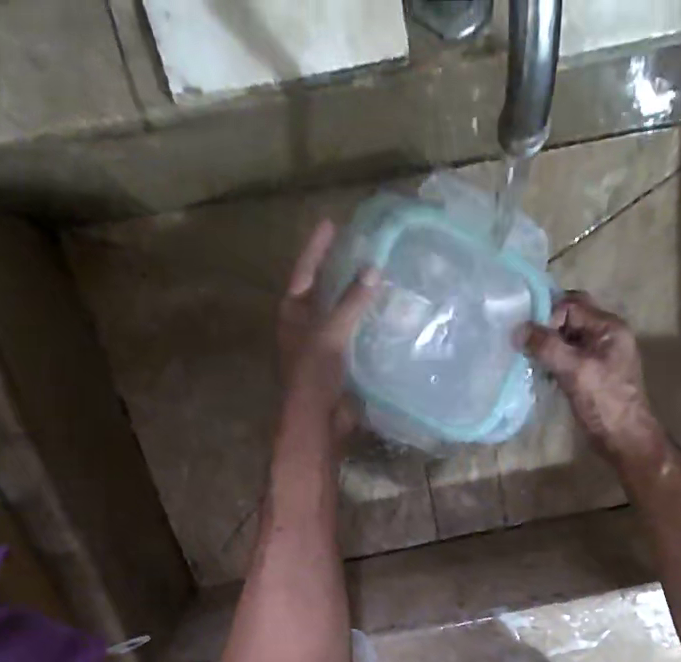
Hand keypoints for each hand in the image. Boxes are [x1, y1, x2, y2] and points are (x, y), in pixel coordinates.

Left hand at [278, 221, 379, 430]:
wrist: (317, 421)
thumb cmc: (313, 374)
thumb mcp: (330, 333)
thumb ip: (351, 301)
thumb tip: (373, 269)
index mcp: (293, 313)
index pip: (305, 270)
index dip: (318, 246)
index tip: (332, 222)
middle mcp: (304, 324)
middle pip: (322, 288)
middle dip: (340, 269)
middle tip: (361, 244)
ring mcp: (321, 343)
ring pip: (340, 311)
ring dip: (357, 295)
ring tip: (379, 272)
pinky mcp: (339, 361)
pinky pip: (355, 333)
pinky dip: (368, 321)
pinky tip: (388, 312)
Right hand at [518, 292, 668, 467]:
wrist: (624, 439)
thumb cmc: (605, 402)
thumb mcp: (575, 370)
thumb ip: (547, 347)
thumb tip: (518, 330)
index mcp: (609, 327)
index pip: (572, 304)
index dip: (548, 314)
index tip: (529, 336)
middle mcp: (605, 335)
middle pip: (569, 318)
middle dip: (545, 328)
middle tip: (523, 343)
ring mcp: (598, 355)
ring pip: (565, 338)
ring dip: (545, 346)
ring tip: (526, 358)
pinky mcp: (590, 373)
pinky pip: (566, 357)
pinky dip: (551, 361)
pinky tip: (537, 372)